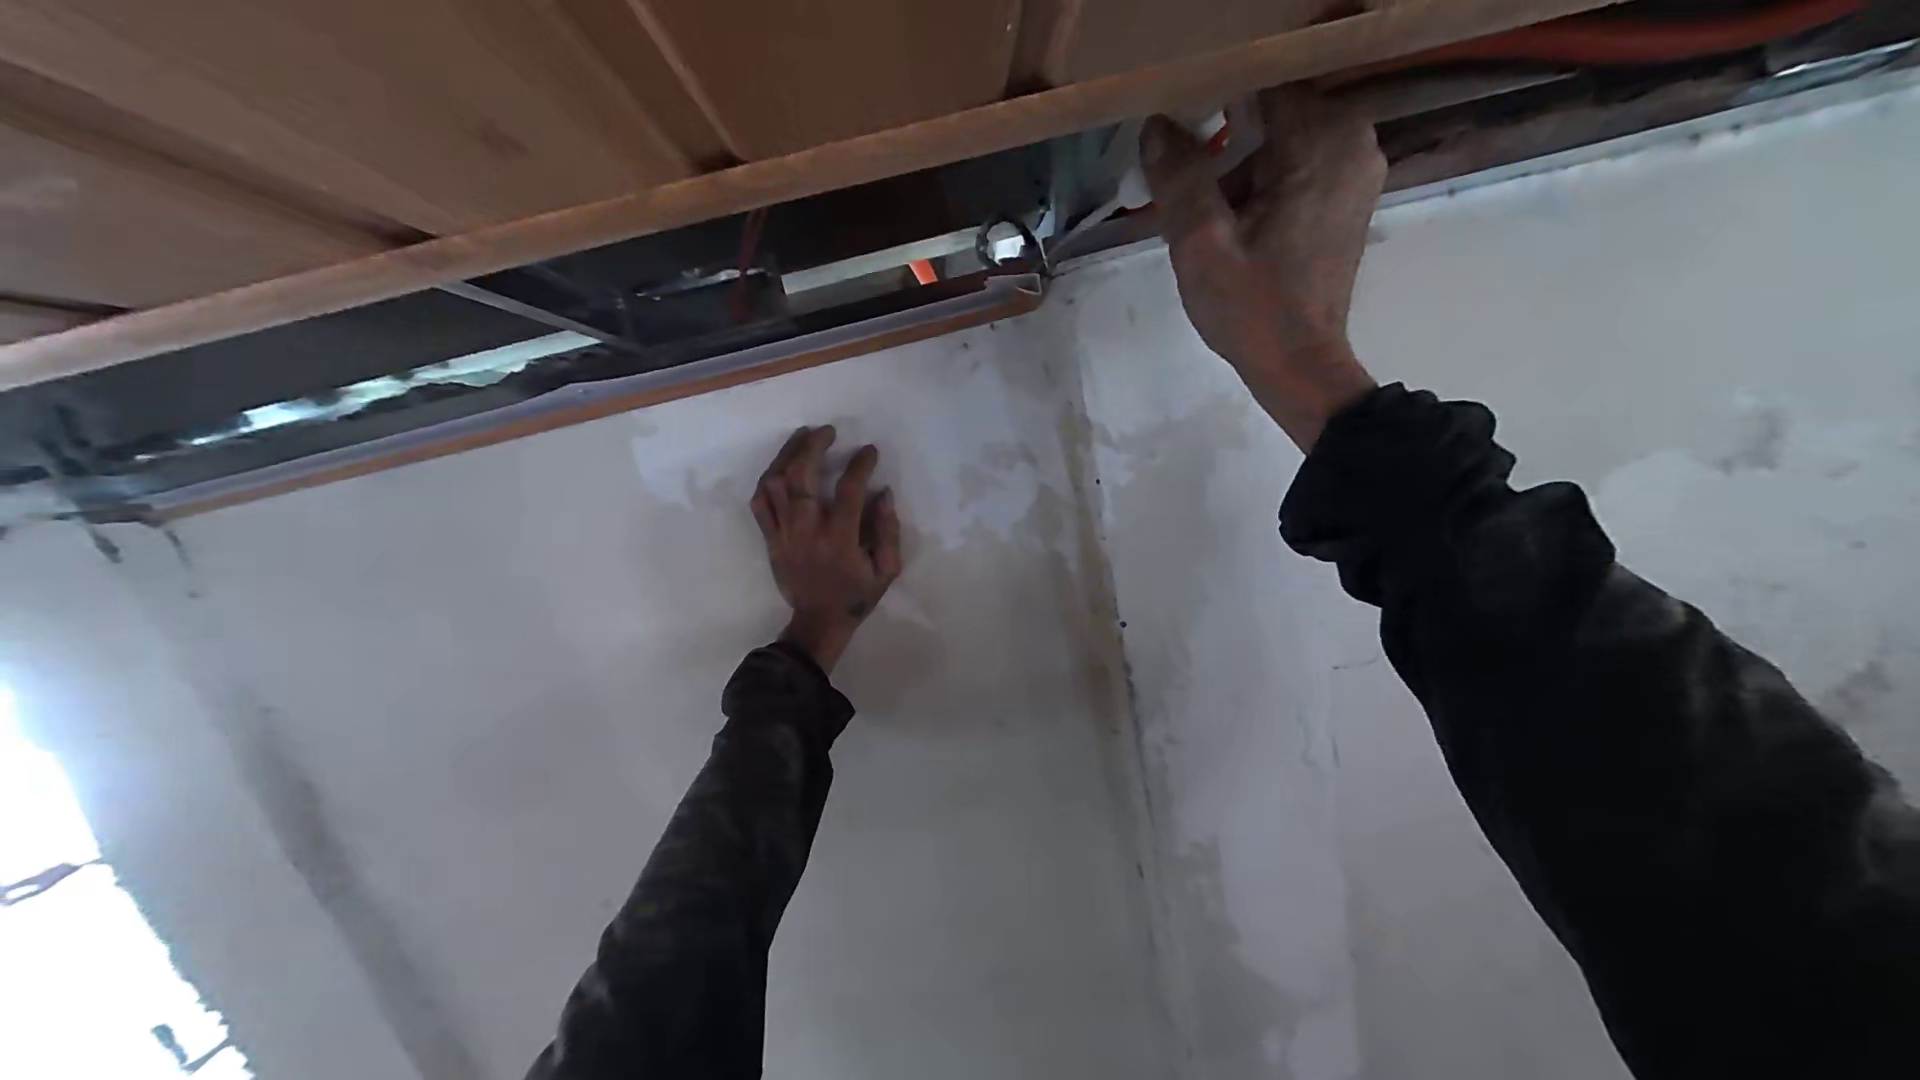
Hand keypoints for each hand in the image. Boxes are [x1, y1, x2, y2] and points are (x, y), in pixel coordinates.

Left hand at [750, 426, 902, 672]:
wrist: (818, 622)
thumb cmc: (856, 595)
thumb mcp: (887, 569)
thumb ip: (887, 530)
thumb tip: (882, 493)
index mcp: (839, 539)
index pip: (849, 490)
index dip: (860, 465)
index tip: (869, 451)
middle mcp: (807, 531)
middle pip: (801, 477)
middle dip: (813, 447)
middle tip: (827, 432)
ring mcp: (783, 534)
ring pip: (775, 484)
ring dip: (787, 455)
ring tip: (802, 438)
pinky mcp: (770, 539)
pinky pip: (759, 503)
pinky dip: (767, 480)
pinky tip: (780, 467)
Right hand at [1141, 86, 1385, 448]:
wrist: (1298, 365)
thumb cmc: (1250, 309)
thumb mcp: (1201, 245)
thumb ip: (1180, 177)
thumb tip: (1156, 125)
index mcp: (1322, 142)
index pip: (1258, 88)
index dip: (1209, 109)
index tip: (1174, 148)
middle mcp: (1352, 142)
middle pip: (1268, 118)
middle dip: (1220, 150)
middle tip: (1181, 196)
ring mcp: (1354, 171)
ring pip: (1277, 146)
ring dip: (1235, 175)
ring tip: (1203, 226)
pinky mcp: (1346, 199)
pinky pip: (1292, 171)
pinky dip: (1258, 190)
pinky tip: (1231, 231)